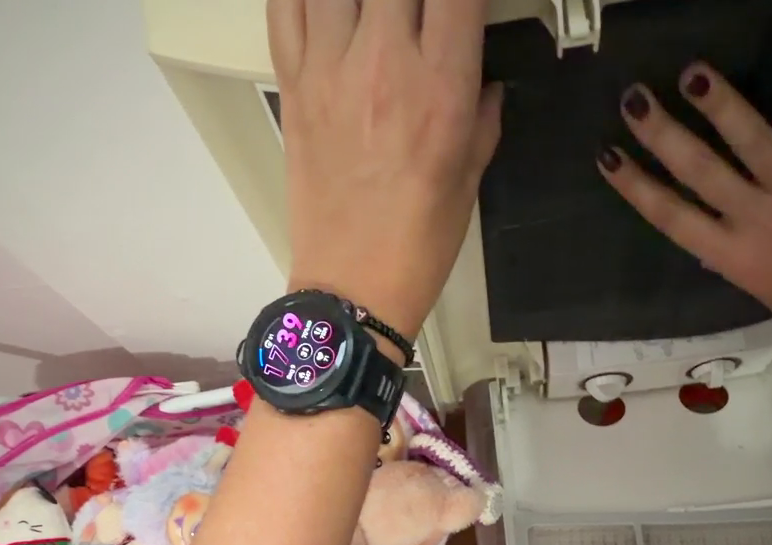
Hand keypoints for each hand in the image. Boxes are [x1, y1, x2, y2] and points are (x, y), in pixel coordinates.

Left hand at [267, 0, 502, 349]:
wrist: (352, 288)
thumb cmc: (419, 245)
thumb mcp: (470, 181)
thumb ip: (483, 116)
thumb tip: (487, 77)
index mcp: (441, 89)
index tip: (463, 7)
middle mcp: (384, 63)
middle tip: (421, 16)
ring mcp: (329, 70)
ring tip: (376, 14)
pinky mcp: (292, 85)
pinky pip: (284, 5)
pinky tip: (328, 7)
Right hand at [597, 42, 771, 374]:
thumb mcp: (763, 291)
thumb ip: (736, 258)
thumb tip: (710, 241)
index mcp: (732, 256)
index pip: (671, 216)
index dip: (636, 185)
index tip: (609, 157)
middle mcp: (757, 218)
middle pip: (699, 169)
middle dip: (662, 133)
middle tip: (634, 99)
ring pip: (751, 137)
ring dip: (720, 102)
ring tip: (693, 73)